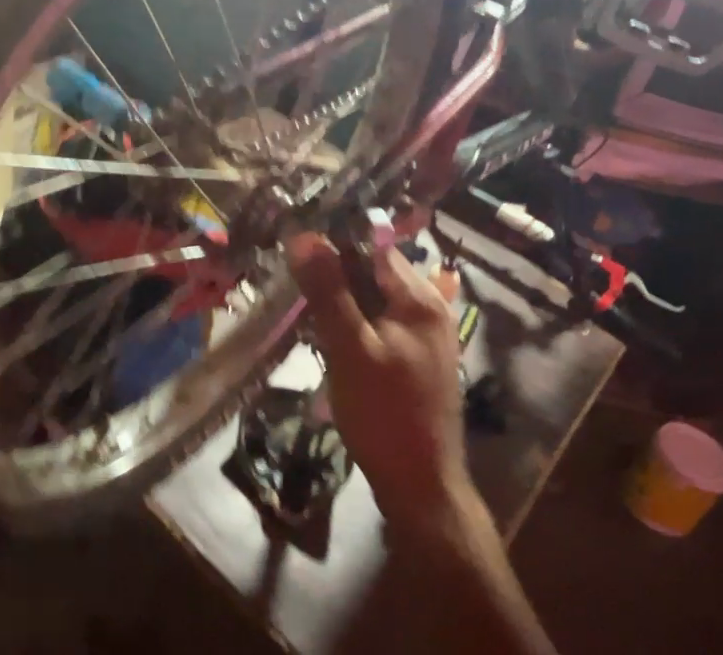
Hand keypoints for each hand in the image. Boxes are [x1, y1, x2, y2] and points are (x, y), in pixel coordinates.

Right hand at [286, 233, 478, 534]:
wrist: (420, 486)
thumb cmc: (384, 413)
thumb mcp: (349, 348)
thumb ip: (328, 291)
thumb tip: (304, 236)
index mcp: (420, 299)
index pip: (374, 247)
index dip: (333, 242)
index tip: (293, 246)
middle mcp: (430, 309)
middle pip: (375, 273)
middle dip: (334, 274)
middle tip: (292, 283)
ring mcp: (426, 337)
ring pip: (374, 301)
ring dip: (341, 302)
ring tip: (303, 312)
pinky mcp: (415, 362)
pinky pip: (379, 327)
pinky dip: (354, 326)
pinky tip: (328, 339)